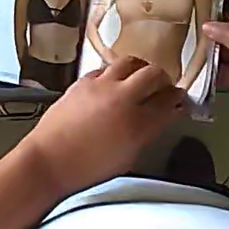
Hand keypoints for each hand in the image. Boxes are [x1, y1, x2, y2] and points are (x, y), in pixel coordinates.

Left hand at [16, 57, 185, 194]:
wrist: (49, 160)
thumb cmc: (87, 167)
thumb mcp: (127, 156)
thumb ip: (147, 132)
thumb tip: (162, 117)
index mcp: (137, 123)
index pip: (168, 102)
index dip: (178, 100)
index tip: (180, 100)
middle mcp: (122, 98)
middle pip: (154, 74)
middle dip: (164, 78)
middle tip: (164, 85)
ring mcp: (101, 85)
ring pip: (130, 62)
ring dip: (141, 68)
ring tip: (142, 76)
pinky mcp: (83, 81)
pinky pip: (106, 67)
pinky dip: (116, 72)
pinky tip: (115, 81)